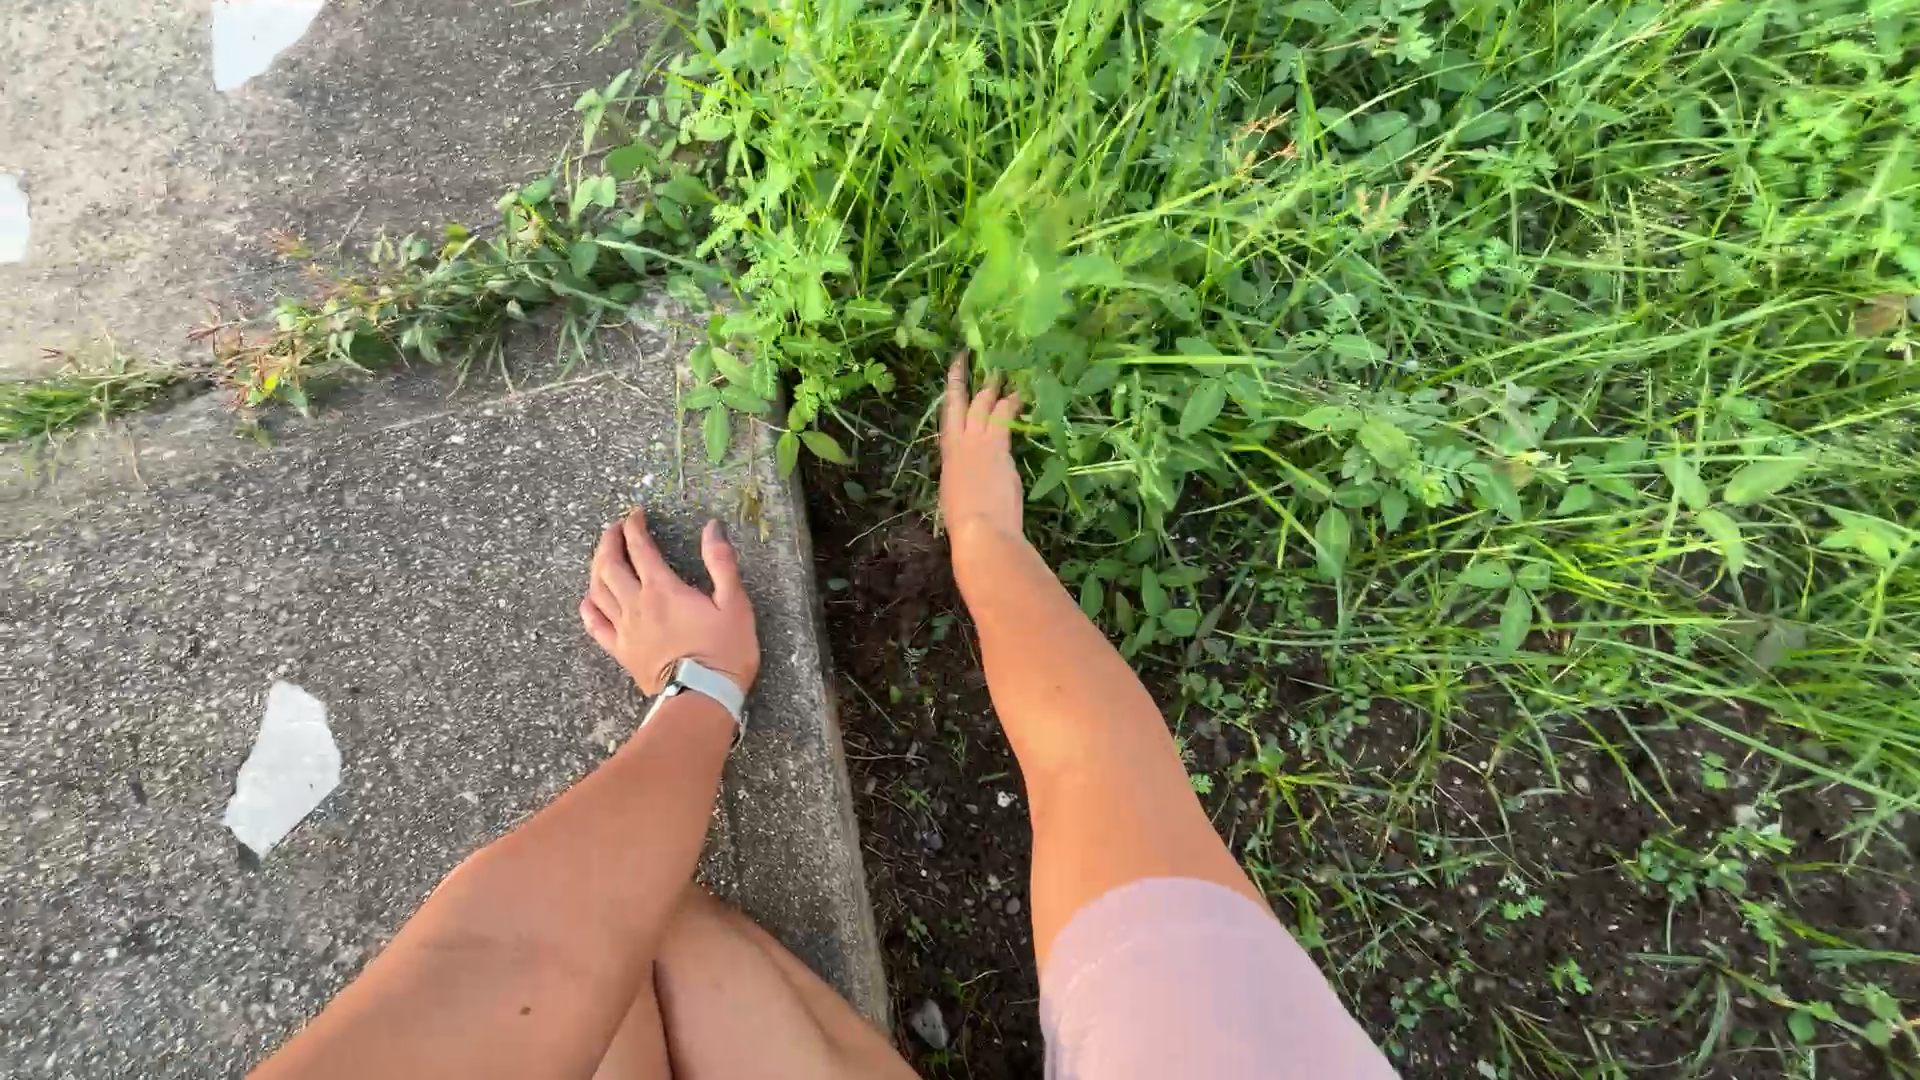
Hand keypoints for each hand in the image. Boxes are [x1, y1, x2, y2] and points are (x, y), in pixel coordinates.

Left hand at [580, 506, 758, 696]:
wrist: (702, 697)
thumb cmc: (724, 650)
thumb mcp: (734, 602)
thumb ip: (721, 562)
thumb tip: (712, 527)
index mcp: (663, 589)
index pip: (640, 548)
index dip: (635, 526)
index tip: (636, 514)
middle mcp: (637, 604)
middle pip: (610, 565)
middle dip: (609, 541)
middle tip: (614, 528)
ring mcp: (625, 629)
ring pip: (597, 590)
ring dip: (596, 567)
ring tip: (602, 555)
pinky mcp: (622, 651)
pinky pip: (595, 625)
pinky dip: (588, 607)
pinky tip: (588, 599)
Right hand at [940, 351, 1024, 542]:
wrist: (980, 528)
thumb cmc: (964, 519)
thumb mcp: (954, 490)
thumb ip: (962, 471)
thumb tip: (970, 466)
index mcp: (948, 452)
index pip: (949, 410)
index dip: (954, 384)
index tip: (958, 365)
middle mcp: (962, 441)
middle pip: (970, 401)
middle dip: (980, 382)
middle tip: (991, 364)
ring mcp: (982, 442)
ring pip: (989, 405)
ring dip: (999, 389)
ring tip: (1012, 376)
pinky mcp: (1001, 449)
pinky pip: (1008, 418)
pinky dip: (1015, 405)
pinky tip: (1024, 396)